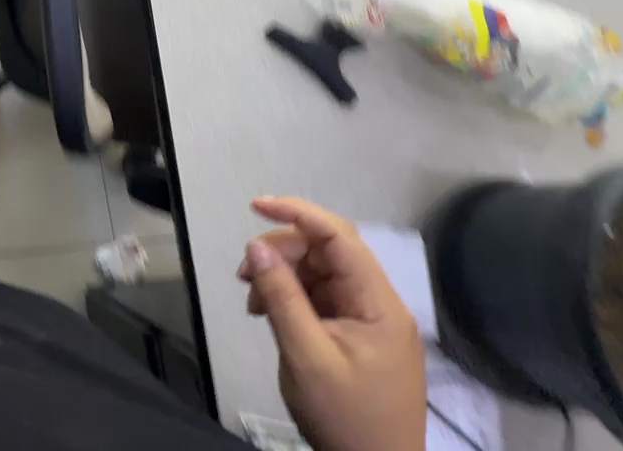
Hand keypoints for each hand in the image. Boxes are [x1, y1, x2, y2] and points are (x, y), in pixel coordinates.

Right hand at [238, 196, 425, 450]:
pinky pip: (319, 296)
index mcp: (378, 304)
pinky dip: (290, 296)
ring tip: (254, 303)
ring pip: (318, 272)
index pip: (339, 237)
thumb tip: (256, 246)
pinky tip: (269, 313)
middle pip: (326, 251)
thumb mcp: (306, 356)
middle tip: (244, 276)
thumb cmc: (347, 418)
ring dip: (281, 275)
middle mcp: (378, 303)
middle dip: (281, 252)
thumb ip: (282, 296)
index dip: (297, 213)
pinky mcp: (356, 334)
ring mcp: (368, 319)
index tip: (254, 206)